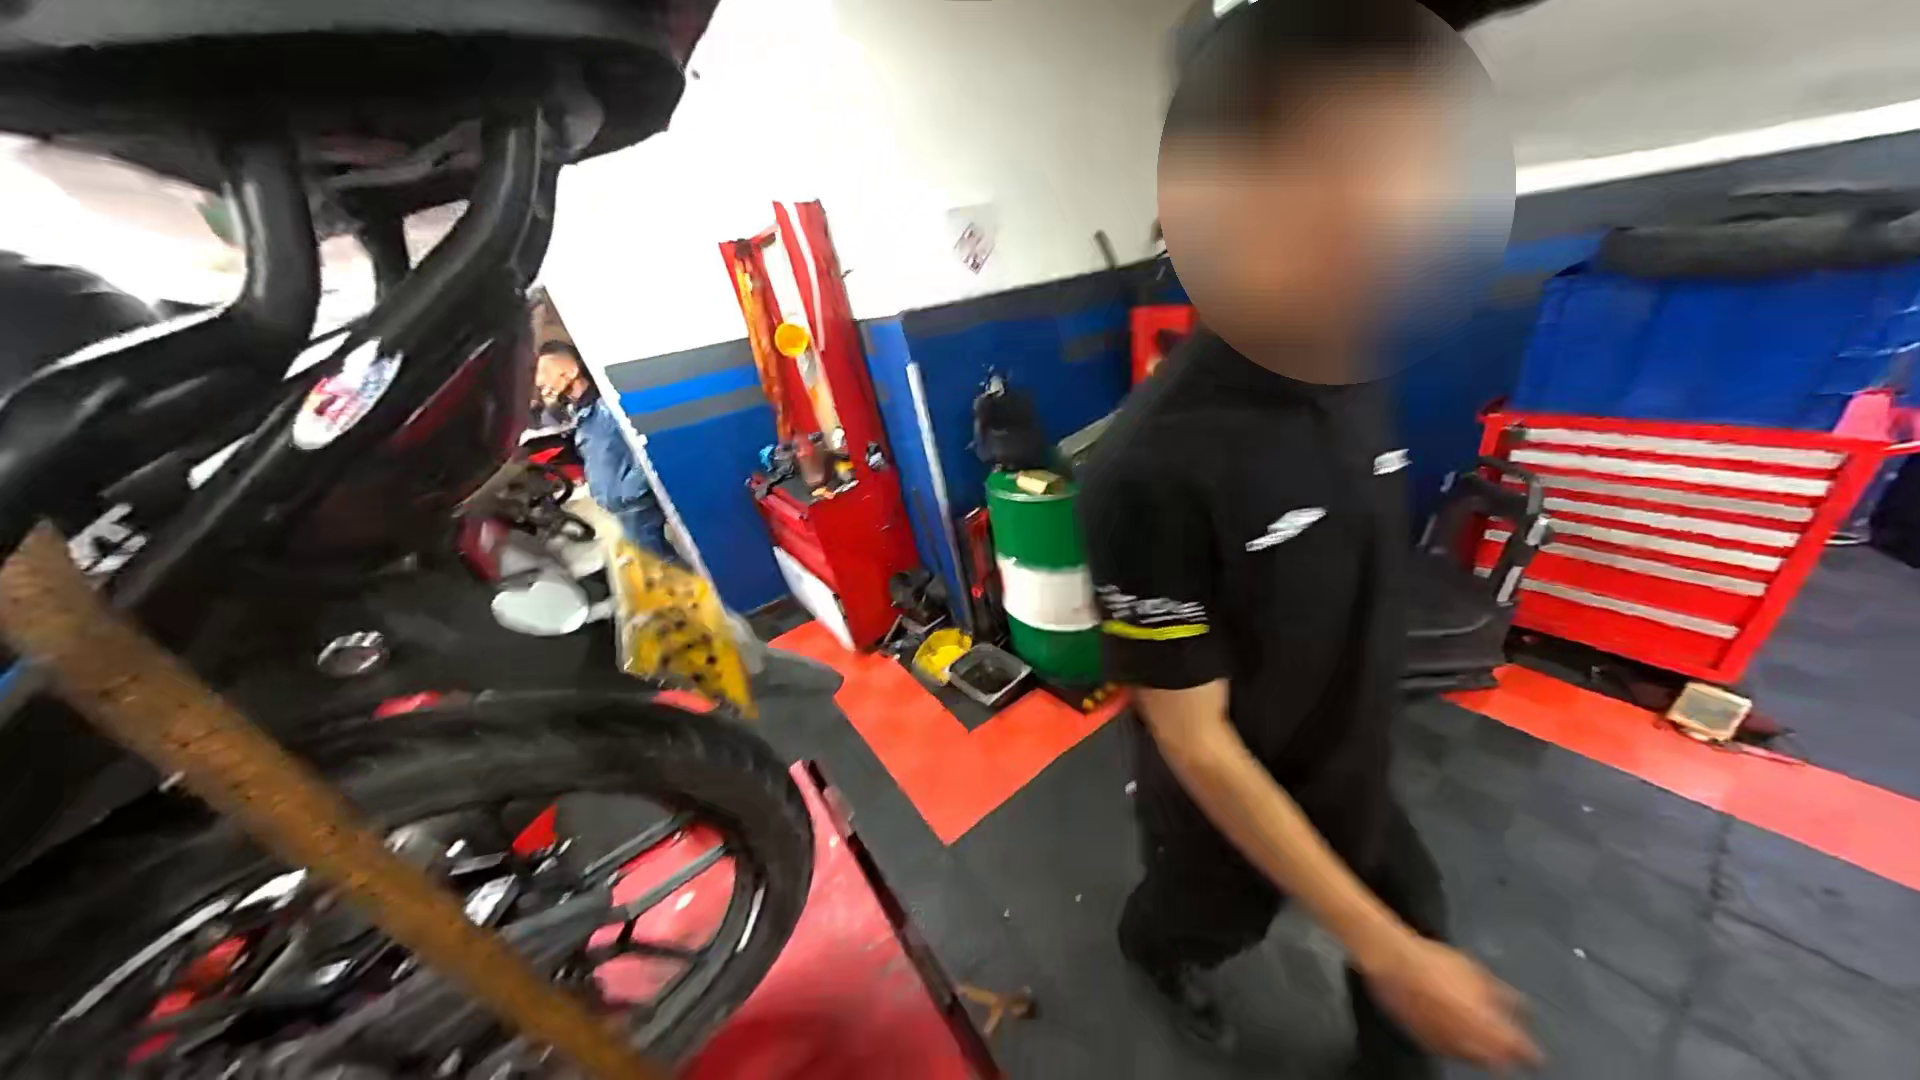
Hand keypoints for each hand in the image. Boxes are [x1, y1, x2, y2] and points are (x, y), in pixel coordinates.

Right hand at [1361, 935, 1541, 1070]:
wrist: (1390, 960)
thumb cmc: (1433, 962)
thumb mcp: (1472, 969)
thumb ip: (1501, 993)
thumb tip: (1522, 1007)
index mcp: (1493, 1031)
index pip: (1524, 1052)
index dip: (1529, 1049)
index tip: (1530, 1047)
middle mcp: (1474, 1047)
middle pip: (1499, 1062)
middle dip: (1503, 1053)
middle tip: (1500, 1041)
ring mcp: (1448, 1047)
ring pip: (1472, 1059)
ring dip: (1478, 1050)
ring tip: (1474, 1034)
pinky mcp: (1424, 1042)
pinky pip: (1446, 1050)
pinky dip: (1453, 1044)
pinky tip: (1448, 1029)